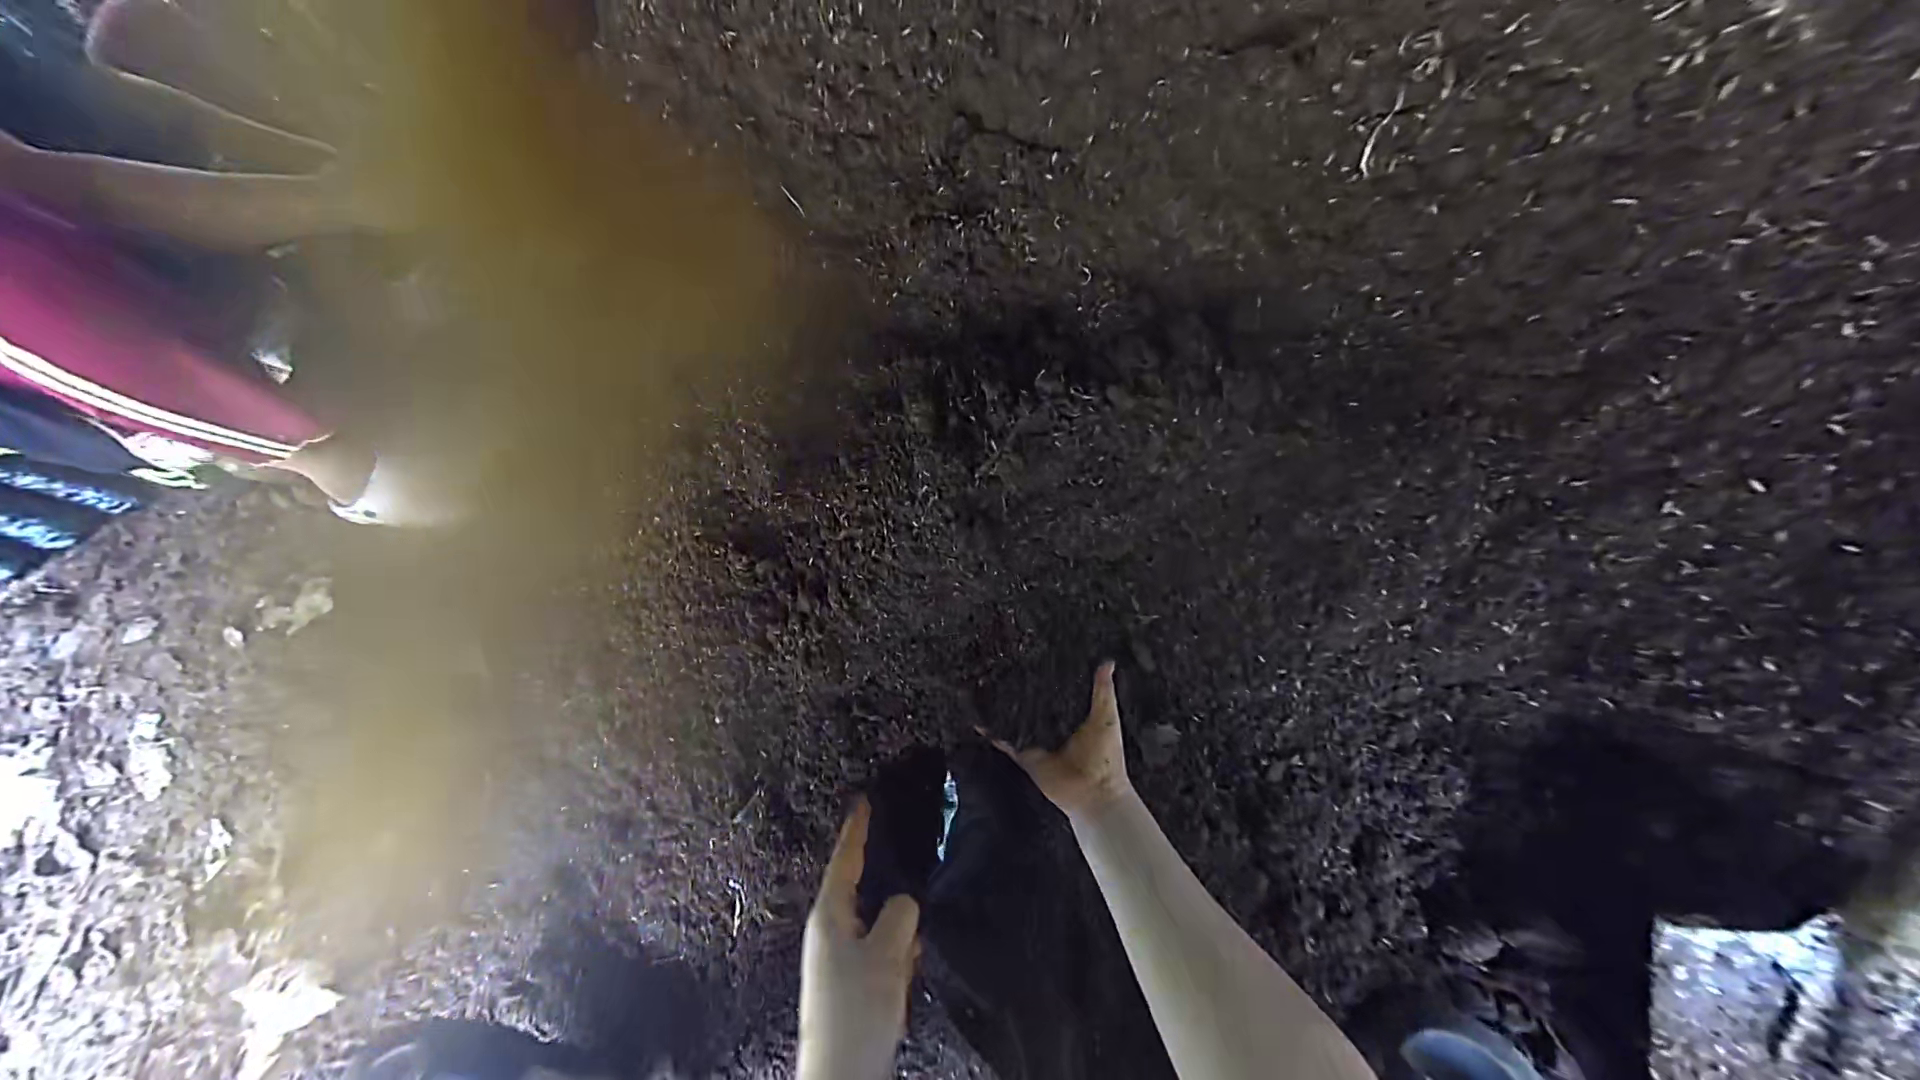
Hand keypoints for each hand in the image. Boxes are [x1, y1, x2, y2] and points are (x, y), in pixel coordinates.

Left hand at [798, 799, 920, 1079]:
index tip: (865, 799)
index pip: (845, 859)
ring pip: (871, 915)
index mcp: (830, 915)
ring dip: (893, 908)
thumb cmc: (857, 1010)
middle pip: (857, 884)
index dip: (856, 828)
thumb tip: (906, 901)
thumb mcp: (887, 954)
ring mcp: (839, 958)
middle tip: (904, 836)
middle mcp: (830, 930)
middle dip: (879, 864)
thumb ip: (901, 914)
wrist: (842, 1076)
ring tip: (919, 886)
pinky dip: (896, 938)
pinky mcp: (852, 981)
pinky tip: (916, 942)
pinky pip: (877, 943)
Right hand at [990, 662, 1133, 818]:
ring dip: (1002, 709)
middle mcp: (1052, 727)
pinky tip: (980, 720)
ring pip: (1015, 722)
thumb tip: (1107, 662)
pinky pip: (1006, 743)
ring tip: (985, 687)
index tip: (1032, 657)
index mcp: (1071, 716)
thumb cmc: (1105, 755)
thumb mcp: (1106, 716)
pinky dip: (993, 733)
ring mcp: (1037, 742)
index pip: (1054, 692)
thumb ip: (1103, 690)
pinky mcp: (1025, 756)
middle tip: (1003, 667)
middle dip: (1019, 692)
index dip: (1045, 678)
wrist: (1095, 793)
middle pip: (1031, 706)